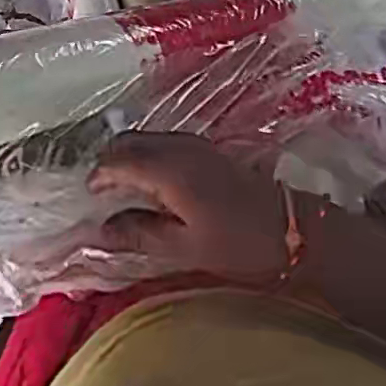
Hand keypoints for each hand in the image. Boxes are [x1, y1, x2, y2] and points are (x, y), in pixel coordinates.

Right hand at [87, 132, 290, 281]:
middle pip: (126, 141)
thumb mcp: (186, 247)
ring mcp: (191, 142)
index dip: (99, 176)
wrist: (295, 228)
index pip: (117, 162)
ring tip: (124, 184)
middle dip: (109, 160)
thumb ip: (140, 233)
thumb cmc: (239, 243)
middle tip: (103, 188)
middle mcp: (175, 146)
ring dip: (127, 155)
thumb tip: (101, 230)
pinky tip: (152, 178)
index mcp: (166, 169)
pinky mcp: (205, 146)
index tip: (90, 195)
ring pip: (144, 137)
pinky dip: (146, 152)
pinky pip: (161, 140)